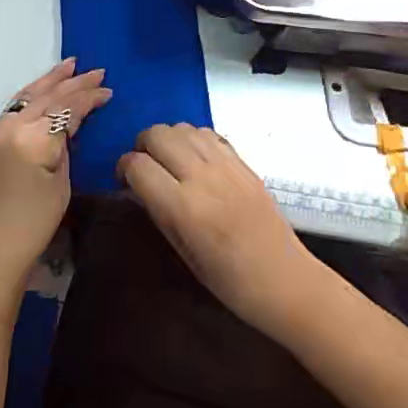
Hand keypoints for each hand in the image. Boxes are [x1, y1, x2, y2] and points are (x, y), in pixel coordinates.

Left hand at [0, 60, 110, 280]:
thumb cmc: (36, 222)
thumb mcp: (61, 182)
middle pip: (48, 96)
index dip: (89, 98)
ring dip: (51, 80)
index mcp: (34, 138)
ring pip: (29, 96)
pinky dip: (34, 93)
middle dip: (74, 82)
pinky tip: (44, 89)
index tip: (108, 91)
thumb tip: (68, 126)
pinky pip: (17, 106)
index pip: (67, 108)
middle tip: (97, 71)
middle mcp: (13, 126)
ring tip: (70, 65)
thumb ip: (64, 146)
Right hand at [119, 124, 323, 335]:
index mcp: (183, 207)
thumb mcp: (182, 252)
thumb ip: (157, 211)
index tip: (124, 180)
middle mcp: (203, 177)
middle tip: (144, 166)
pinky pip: (209, 134)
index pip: (138, 165)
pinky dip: (193, 139)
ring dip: (167, 138)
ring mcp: (226, 166)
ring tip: (168, 159)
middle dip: (142, 145)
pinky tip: (194, 158)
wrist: (283, 279)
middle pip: (158, 134)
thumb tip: (136, 185)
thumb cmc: (228, 280)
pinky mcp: (243, 163)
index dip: (123, 168)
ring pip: (183, 127)